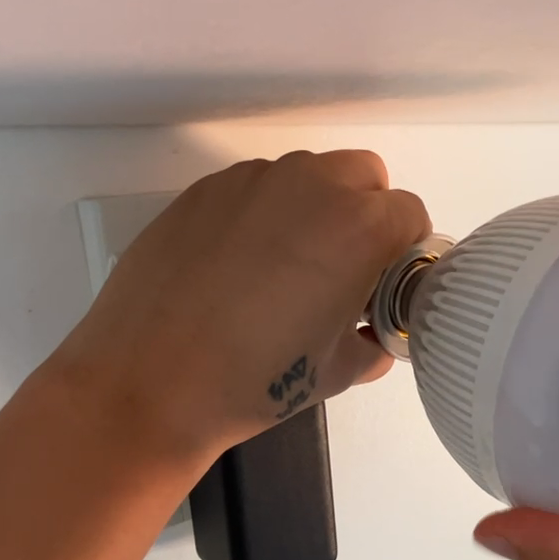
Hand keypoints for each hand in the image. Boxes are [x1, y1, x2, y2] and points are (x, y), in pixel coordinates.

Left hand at [49, 150, 430, 468]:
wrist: (148, 383)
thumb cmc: (254, 383)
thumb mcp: (336, 374)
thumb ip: (370, 345)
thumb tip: (370, 338)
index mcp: (357, 228)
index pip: (409, 214)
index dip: (402, 251)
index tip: (380, 284)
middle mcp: (309, 186)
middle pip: (363, 176)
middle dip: (364, 215)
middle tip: (339, 270)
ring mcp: (251, 181)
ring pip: (306, 175)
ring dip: (312, 209)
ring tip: (280, 270)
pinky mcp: (203, 190)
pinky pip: (254, 188)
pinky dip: (262, 214)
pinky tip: (234, 268)